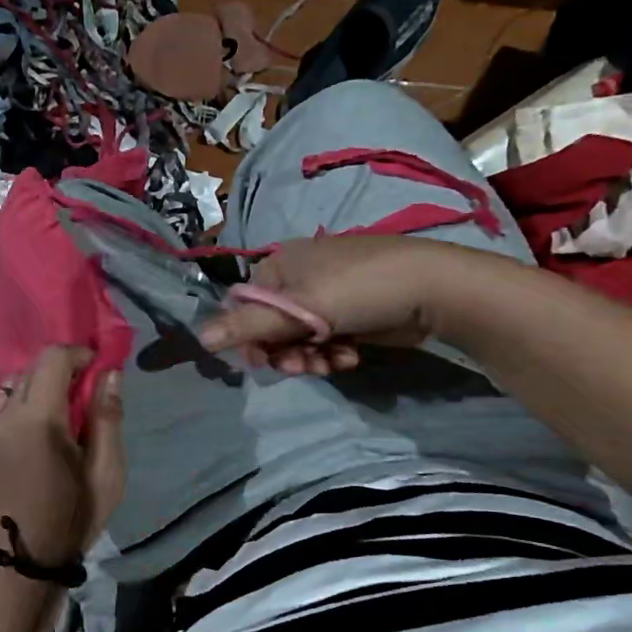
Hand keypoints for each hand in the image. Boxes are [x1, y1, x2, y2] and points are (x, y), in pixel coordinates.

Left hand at [0, 346, 125, 567]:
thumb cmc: (73, 515)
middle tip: (90, 385)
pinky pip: (4, 402)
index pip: (53, 358)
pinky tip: (44, 420)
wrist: (22, 559)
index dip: (80, 353)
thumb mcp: (107, 472)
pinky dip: (25, 395)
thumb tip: (111, 374)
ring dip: (42, 379)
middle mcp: (10, 415)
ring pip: (14, 381)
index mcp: (40, 418)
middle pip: (32, 365)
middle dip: (63, 364)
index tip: (102, 368)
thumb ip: (107, 417)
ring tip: (67, 402)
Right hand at [197, 236, 457, 374]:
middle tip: (301, 368)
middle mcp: (299, 276)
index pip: (245, 306)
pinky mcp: (350, 313)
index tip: (262, 362)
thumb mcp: (301, 309)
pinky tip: (349, 358)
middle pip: (272, 325)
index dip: (249, 338)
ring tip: (331, 364)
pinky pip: (326, 339)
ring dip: (309, 357)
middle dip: (284, 352)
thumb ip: (250, 326)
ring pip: (300, 337)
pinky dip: (332, 353)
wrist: (431, 289)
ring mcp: (327, 295)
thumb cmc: (359, 289)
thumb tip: (200, 338)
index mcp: (280, 264)